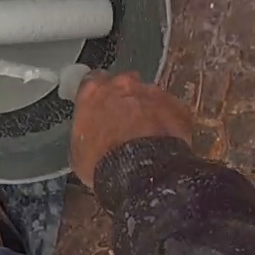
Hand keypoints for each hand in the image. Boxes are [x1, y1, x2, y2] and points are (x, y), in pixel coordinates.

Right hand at [70, 71, 194, 187]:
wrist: (138, 172)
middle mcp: (123, 84)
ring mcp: (152, 93)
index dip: (95, 96)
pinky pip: (170, 110)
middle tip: (122, 123)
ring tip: (144, 137)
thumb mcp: (78, 151)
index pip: (91, 82)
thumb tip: (87, 135)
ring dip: (146, 111)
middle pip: (123, 84)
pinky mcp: (176, 106)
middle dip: (123, 99)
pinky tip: (163, 141)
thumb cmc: (102, 162)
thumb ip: (83, 131)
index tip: (96, 107)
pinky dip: (167, 122)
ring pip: (148, 96)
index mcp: (93, 92)